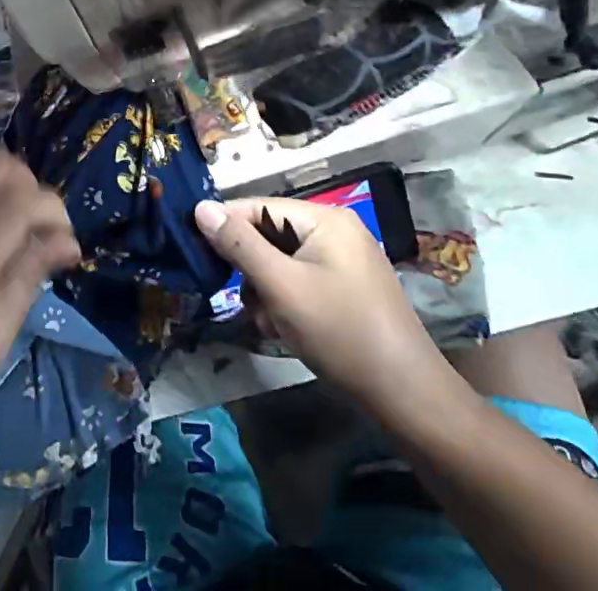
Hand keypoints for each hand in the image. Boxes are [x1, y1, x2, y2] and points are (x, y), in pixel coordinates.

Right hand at [195, 197, 442, 408]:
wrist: (403, 392)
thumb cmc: (339, 331)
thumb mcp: (282, 286)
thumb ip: (240, 245)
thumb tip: (200, 207)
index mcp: (325, 218)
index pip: (260, 206)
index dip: (225, 226)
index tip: (194, 252)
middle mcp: (336, 230)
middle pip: (271, 234)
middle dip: (250, 269)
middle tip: (244, 303)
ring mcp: (344, 260)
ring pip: (282, 262)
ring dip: (266, 291)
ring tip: (269, 324)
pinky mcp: (346, 287)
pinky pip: (301, 280)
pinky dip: (286, 302)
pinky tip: (285, 330)